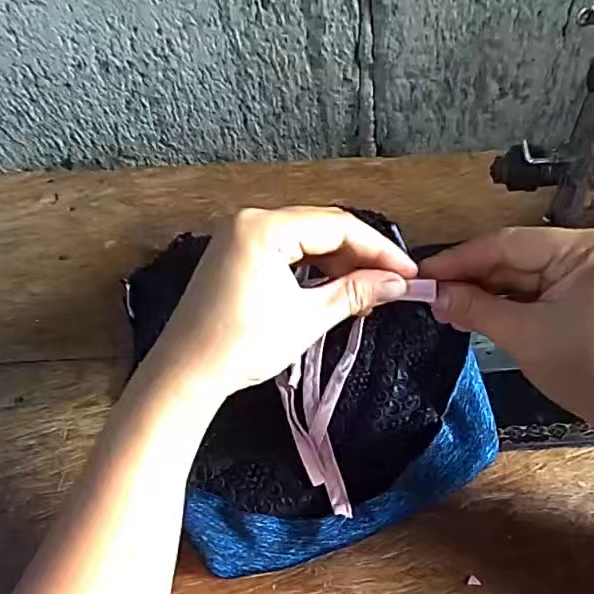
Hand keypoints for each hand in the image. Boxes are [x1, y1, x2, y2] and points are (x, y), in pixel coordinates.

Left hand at [139, 206, 417, 408]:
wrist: (187, 373)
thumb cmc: (239, 346)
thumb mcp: (307, 318)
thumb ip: (355, 292)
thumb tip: (395, 282)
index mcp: (263, 227)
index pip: (337, 226)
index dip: (379, 249)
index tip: (406, 271)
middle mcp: (248, 221)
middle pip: (321, 228)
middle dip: (359, 257)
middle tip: (388, 285)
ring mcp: (237, 238)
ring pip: (304, 241)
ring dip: (336, 265)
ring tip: (363, 294)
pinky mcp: (233, 257)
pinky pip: (283, 252)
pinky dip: (310, 270)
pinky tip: (330, 291)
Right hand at [419, 227, 593, 442]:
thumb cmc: (591, 371)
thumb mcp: (523, 335)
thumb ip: (474, 307)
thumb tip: (435, 293)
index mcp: (587, 248)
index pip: (507, 244)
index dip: (459, 260)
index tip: (424, 273)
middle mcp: (592, 250)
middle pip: (513, 257)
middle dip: (471, 279)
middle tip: (431, 295)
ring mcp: (589, 272)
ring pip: (521, 275)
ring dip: (485, 292)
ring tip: (448, 308)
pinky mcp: (584, 293)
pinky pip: (535, 290)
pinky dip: (505, 303)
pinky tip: (476, 313)